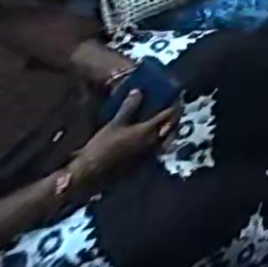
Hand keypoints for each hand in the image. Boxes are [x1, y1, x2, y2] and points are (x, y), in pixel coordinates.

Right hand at [62, 90, 176, 200]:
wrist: (89, 175)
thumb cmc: (101, 147)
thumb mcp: (114, 124)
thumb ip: (128, 107)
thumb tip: (138, 91)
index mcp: (149, 131)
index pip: (170, 114)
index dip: (176, 103)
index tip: (178, 95)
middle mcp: (153, 143)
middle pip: (173, 126)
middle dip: (176, 116)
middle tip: (175, 108)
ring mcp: (149, 155)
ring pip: (168, 139)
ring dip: (170, 129)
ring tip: (167, 122)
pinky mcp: (142, 165)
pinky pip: (159, 150)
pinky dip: (161, 141)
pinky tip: (154, 138)